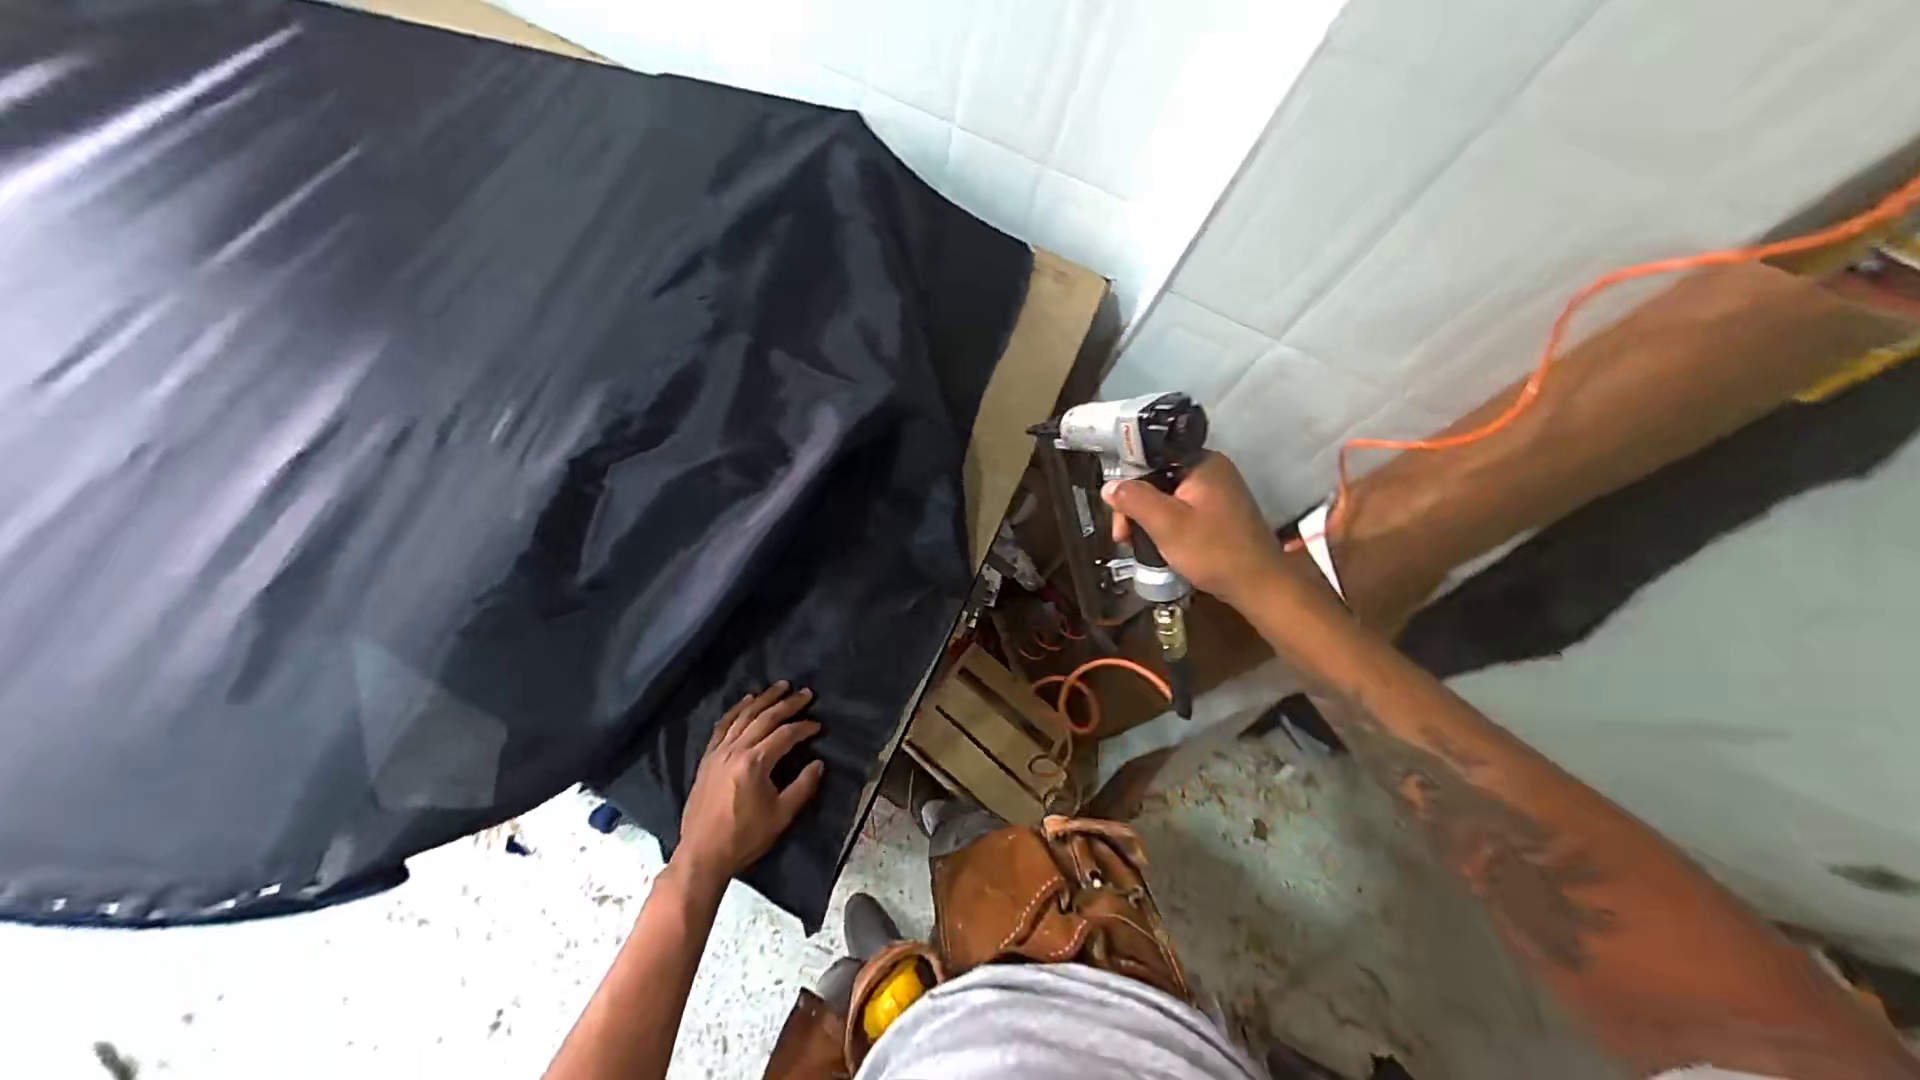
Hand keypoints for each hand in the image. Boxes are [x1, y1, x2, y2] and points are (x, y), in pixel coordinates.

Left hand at [673, 682, 823, 885]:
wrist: (702, 854)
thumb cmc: (745, 837)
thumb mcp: (781, 816)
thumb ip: (803, 786)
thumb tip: (818, 764)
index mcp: (755, 763)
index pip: (785, 735)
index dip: (804, 727)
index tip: (818, 726)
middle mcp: (735, 750)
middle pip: (765, 718)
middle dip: (788, 704)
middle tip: (806, 693)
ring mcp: (718, 752)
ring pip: (743, 716)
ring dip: (763, 700)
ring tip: (779, 687)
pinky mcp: (707, 759)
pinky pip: (722, 726)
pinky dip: (735, 711)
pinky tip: (745, 702)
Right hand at [1103, 452, 1286, 607]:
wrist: (1258, 586)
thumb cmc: (1212, 550)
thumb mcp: (1166, 523)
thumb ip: (1134, 499)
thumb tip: (1109, 486)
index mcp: (1202, 463)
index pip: (1150, 461)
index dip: (1128, 486)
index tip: (1118, 516)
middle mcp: (1211, 471)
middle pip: (1157, 481)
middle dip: (1136, 509)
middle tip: (1124, 538)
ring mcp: (1217, 493)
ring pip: (1167, 499)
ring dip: (1148, 521)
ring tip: (1139, 547)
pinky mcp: (1218, 515)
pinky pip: (1182, 512)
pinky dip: (1166, 528)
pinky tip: (1159, 547)